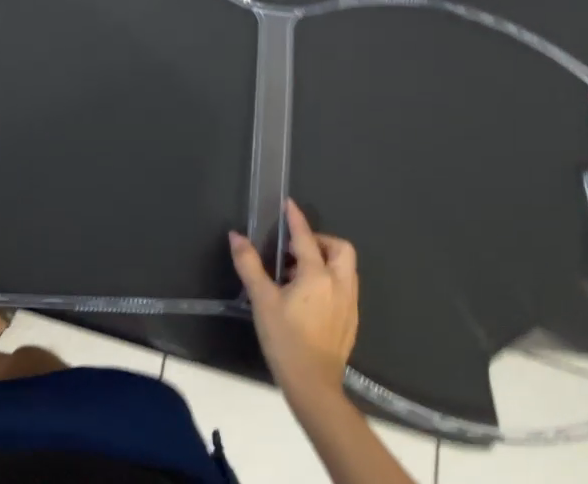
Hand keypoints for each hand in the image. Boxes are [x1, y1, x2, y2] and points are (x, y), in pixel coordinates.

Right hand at [230, 200, 358, 401]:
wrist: (313, 383)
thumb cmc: (285, 338)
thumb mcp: (261, 299)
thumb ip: (249, 264)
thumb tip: (236, 236)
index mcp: (318, 276)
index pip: (307, 239)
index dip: (296, 220)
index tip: (289, 205)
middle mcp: (340, 285)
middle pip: (341, 249)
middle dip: (321, 240)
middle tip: (295, 248)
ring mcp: (349, 304)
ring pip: (346, 269)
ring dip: (326, 260)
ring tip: (297, 272)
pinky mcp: (351, 320)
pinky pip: (345, 287)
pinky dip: (330, 279)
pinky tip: (307, 296)